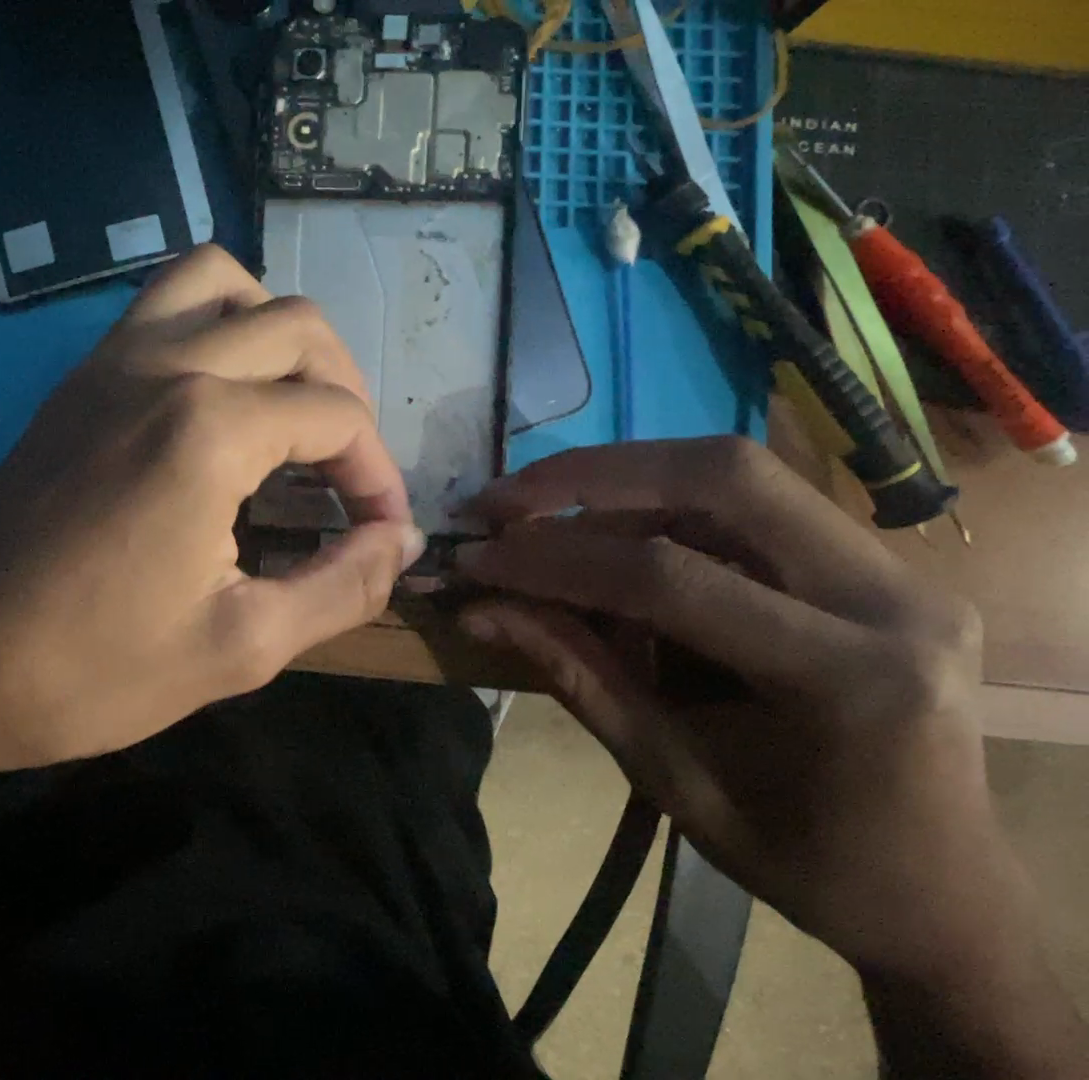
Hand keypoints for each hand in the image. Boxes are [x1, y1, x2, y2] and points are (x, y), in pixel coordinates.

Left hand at [0, 245, 422, 817]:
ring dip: (275, 332)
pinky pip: (156, 307)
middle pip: (296, 326)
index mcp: (208, 429)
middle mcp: (162, 366)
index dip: (378, 475)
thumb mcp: (237, 648)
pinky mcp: (70, 383)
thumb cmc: (86, 671)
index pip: (336, 416)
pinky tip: (214, 405)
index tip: (379, 536)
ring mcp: (105, 363)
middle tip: (345, 476)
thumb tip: (399, 542)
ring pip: (219, 283)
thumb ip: (339, 587)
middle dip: (344, 393)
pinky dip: (210, 326)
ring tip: (288, 410)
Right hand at [447, 437, 1014, 983]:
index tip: (473, 560)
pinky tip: (600, 537)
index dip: (555, 560)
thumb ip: (577, 674)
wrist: (936, 890)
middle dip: (590, 476)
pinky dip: (656, 508)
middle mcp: (893, 598)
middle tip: (500, 501)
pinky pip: (751, 505)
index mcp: (850, 677)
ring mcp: (898, 571)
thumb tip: (478, 607)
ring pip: (736, 474)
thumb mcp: (668, 775)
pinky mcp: (877, 564)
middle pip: (724, 477)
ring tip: (532, 514)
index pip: (672, 577)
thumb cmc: (798, 856)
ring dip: (618, 484)